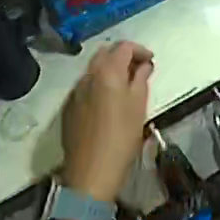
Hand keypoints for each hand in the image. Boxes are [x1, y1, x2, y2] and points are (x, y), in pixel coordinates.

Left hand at [60, 42, 155, 203]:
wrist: (91, 172)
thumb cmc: (122, 137)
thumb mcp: (139, 105)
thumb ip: (141, 79)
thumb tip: (144, 66)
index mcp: (107, 72)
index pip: (124, 47)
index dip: (140, 50)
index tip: (151, 61)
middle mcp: (87, 76)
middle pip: (105, 52)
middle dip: (123, 55)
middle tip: (139, 69)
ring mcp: (75, 91)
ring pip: (93, 68)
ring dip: (110, 68)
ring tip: (126, 84)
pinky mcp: (69, 106)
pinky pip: (85, 85)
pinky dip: (99, 83)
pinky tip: (108, 100)